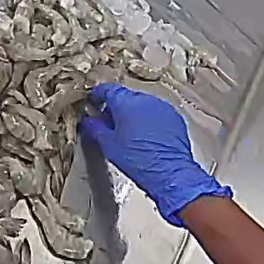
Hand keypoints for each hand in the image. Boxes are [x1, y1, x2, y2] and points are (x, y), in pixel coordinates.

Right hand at [78, 82, 229, 224]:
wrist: (170, 174)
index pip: (106, 89)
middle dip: (115, 108)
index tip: (93, 102)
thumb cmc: (139, 160)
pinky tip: (144, 138)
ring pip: (141, 105)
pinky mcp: (174, 118)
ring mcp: (162, 107)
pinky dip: (148, 121)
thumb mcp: (107, 144)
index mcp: (125, 102)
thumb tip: (88, 121)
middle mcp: (145, 100)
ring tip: (128, 134)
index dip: (97, 95)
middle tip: (107, 124)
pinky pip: (156, 113)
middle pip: (124, 97)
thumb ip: (94, 127)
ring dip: (132, 114)